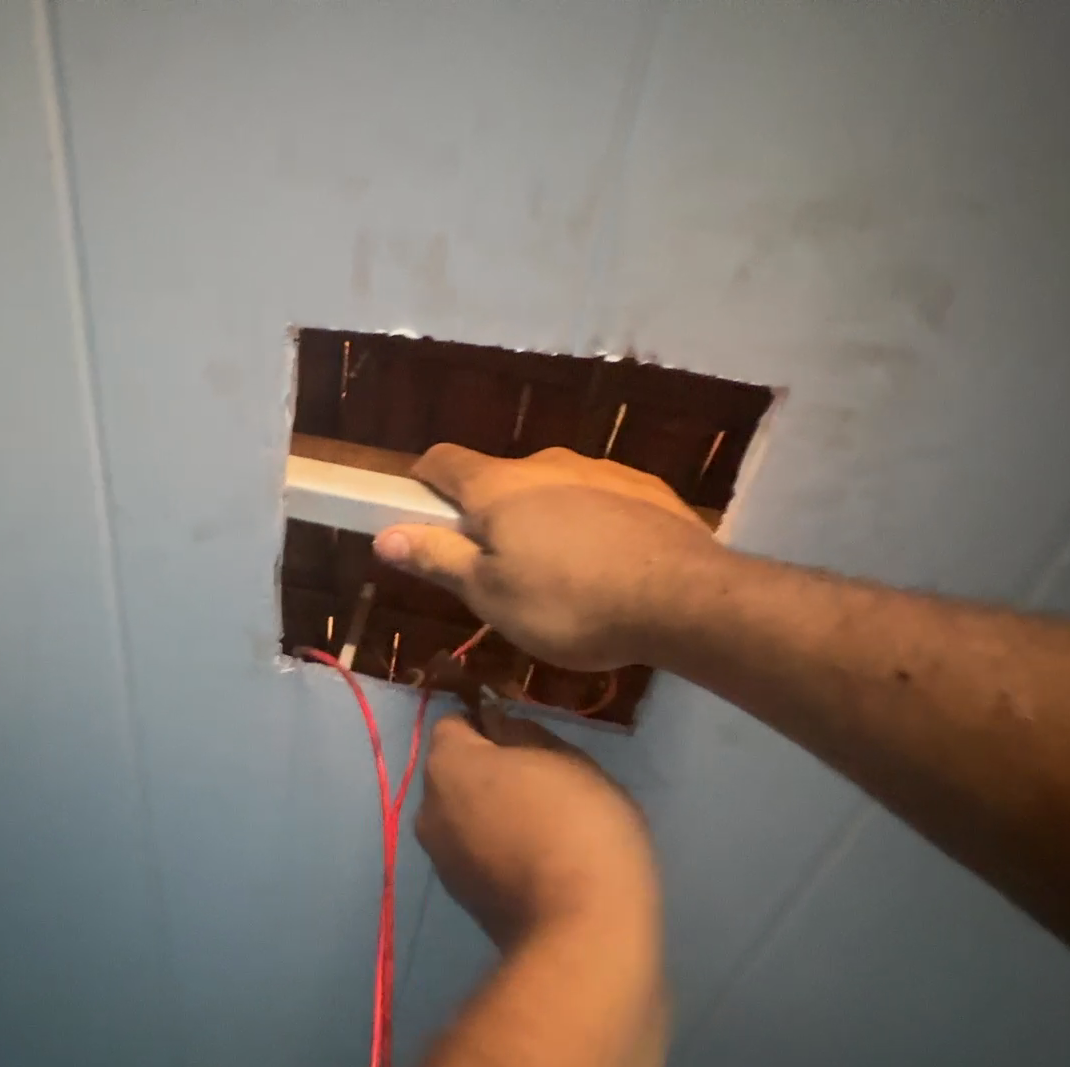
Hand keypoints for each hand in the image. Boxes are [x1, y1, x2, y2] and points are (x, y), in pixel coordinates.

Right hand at [375, 445, 725, 670]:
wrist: (686, 599)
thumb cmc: (570, 602)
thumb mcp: (491, 594)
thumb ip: (438, 559)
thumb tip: (383, 535)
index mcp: (498, 488)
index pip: (442, 461)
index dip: (422, 480)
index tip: (420, 510)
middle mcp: (546, 464)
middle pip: (499, 479)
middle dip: (488, 513)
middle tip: (498, 568)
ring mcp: (600, 470)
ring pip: (551, 489)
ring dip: (541, 518)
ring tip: (561, 573)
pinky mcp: (645, 487)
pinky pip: (598, 498)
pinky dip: (588, 521)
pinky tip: (607, 562)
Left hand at [416, 710, 658, 948]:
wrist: (583, 933)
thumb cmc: (577, 824)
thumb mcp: (566, 758)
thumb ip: (523, 733)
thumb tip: (497, 723)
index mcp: (447, 764)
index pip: (455, 724)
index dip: (489, 725)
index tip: (528, 741)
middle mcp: (429, 809)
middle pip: (455, 773)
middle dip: (490, 772)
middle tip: (544, 784)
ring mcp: (440, 859)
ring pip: (464, 815)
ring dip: (492, 813)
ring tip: (546, 828)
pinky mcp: (461, 899)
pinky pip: (475, 852)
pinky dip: (497, 849)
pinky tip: (540, 862)